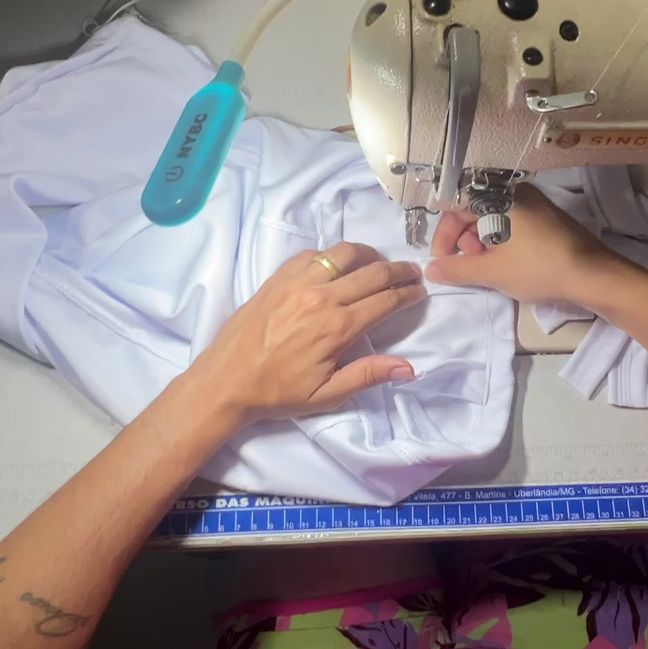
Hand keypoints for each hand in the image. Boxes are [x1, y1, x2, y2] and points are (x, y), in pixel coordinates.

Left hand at [178, 242, 427, 425]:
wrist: (226, 381)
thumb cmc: (278, 393)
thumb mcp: (327, 395)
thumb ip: (368, 375)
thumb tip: (408, 368)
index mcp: (337, 327)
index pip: (385, 301)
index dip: (408, 294)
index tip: (420, 292)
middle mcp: (321, 297)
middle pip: (372, 272)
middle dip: (398, 270)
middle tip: (412, 272)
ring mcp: (297, 282)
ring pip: (343, 253)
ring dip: (369, 254)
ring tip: (380, 262)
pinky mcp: (278, 278)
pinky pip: (313, 254)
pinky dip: (333, 255)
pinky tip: (339, 266)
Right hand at [425, 186, 629, 304]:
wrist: (594, 276)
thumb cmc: (540, 268)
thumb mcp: (493, 272)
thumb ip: (458, 269)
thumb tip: (432, 270)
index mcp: (502, 196)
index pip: (457, 207)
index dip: (444, 236)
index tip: (441, 261)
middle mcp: (517, 193)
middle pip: (475, 212)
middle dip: (464, 241)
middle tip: (469, 266)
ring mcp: (535, 205)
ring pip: (493, 220)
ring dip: (481, 244)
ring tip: (488, 268)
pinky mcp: (546, 220)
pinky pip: (512, 225)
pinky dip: (501, 243)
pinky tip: (506, 265)